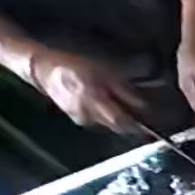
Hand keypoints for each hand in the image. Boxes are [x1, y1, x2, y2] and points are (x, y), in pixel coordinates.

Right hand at [26, 45, 145, 130]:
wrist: (44, 69)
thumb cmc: (75, 66)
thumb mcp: (104, 72)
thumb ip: (124, 91)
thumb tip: (142, 106)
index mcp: (95, 101)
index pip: (122, 122)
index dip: (138, 127)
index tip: (150, 128)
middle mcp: (89, 115)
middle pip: (117, 126)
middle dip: (129, 122)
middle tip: (139, 114)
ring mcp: (82, 119)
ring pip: (108, 124)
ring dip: (117, 117)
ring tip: (118, 104)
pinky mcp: (77, 119)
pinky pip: (97, 121)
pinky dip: (104, 115)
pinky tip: (102, 103)